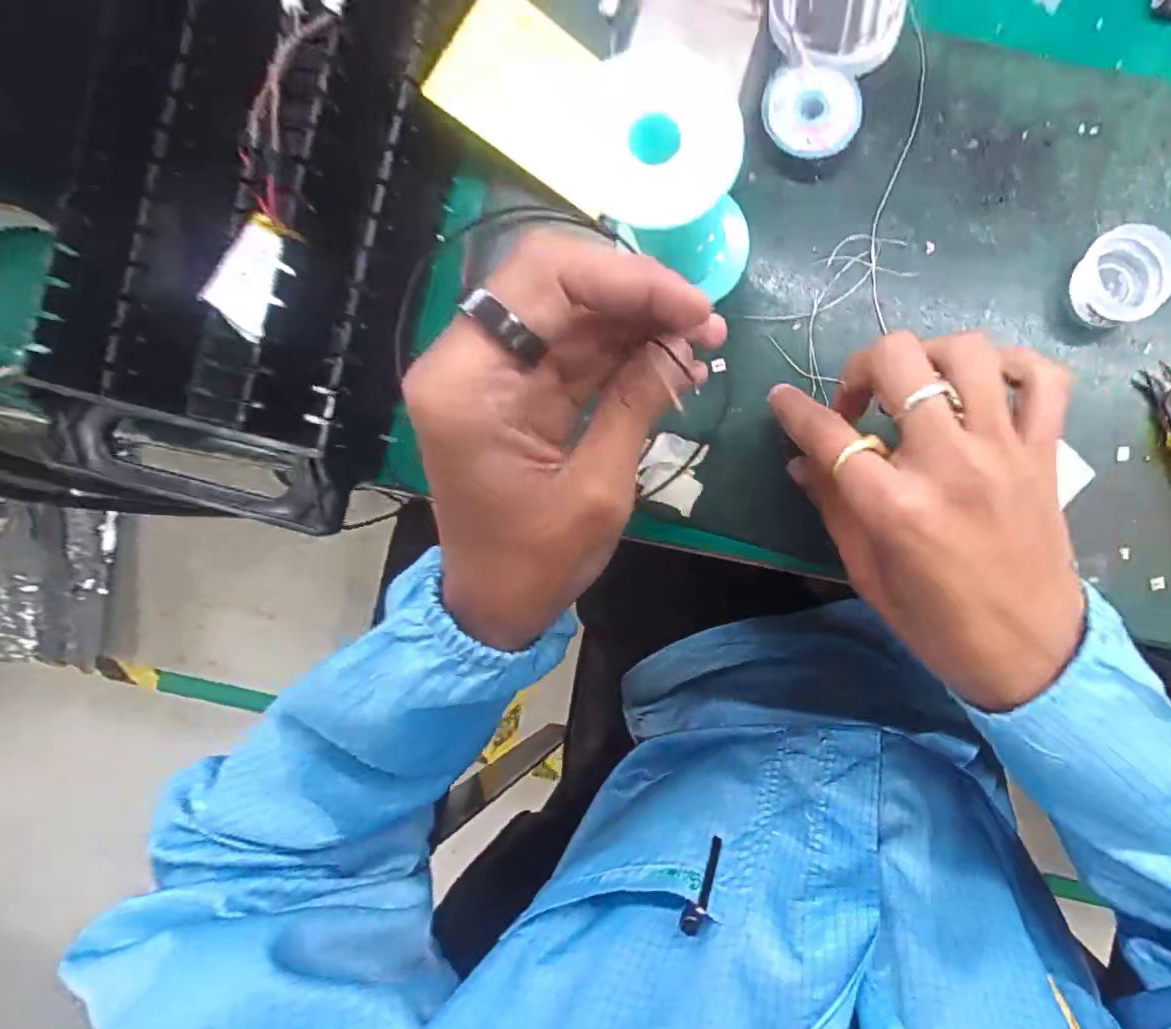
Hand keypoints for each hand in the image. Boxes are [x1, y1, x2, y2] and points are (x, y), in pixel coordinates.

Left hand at [404, 229, 725, 649]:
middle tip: (702, 318)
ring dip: (637, 319)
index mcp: (468, 380)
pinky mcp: (514, 392)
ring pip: (569, 313)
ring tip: (702, 338)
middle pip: (554, 283)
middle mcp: (467, 360)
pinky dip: (622, 350)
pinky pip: (572, 350)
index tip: (694, 306)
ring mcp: (490, 373)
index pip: (544, 280)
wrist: (495, 606)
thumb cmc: (536, 562)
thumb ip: (637, 402)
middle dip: (635, 293)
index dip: (628, 279)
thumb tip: (686, 340)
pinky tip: (672, 358)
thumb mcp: (598, 488)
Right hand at [768, 331, 1084, 710]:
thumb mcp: (866, 572)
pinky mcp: (1044, 453)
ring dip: (928, 357)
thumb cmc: (935, 623)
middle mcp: (949, 464)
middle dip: (860, 368)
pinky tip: (981, 387)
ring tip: (916, 391)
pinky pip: (1043, 378)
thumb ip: (833, 507)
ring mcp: (1004, 451)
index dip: (795, 410)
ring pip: (969, 352)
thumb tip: (801, 461)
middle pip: (899, 363)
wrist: (1029, 651)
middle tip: (856, 404)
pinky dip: (1010, 366)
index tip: (780, 398)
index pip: (830, 435)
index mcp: (895, 506)